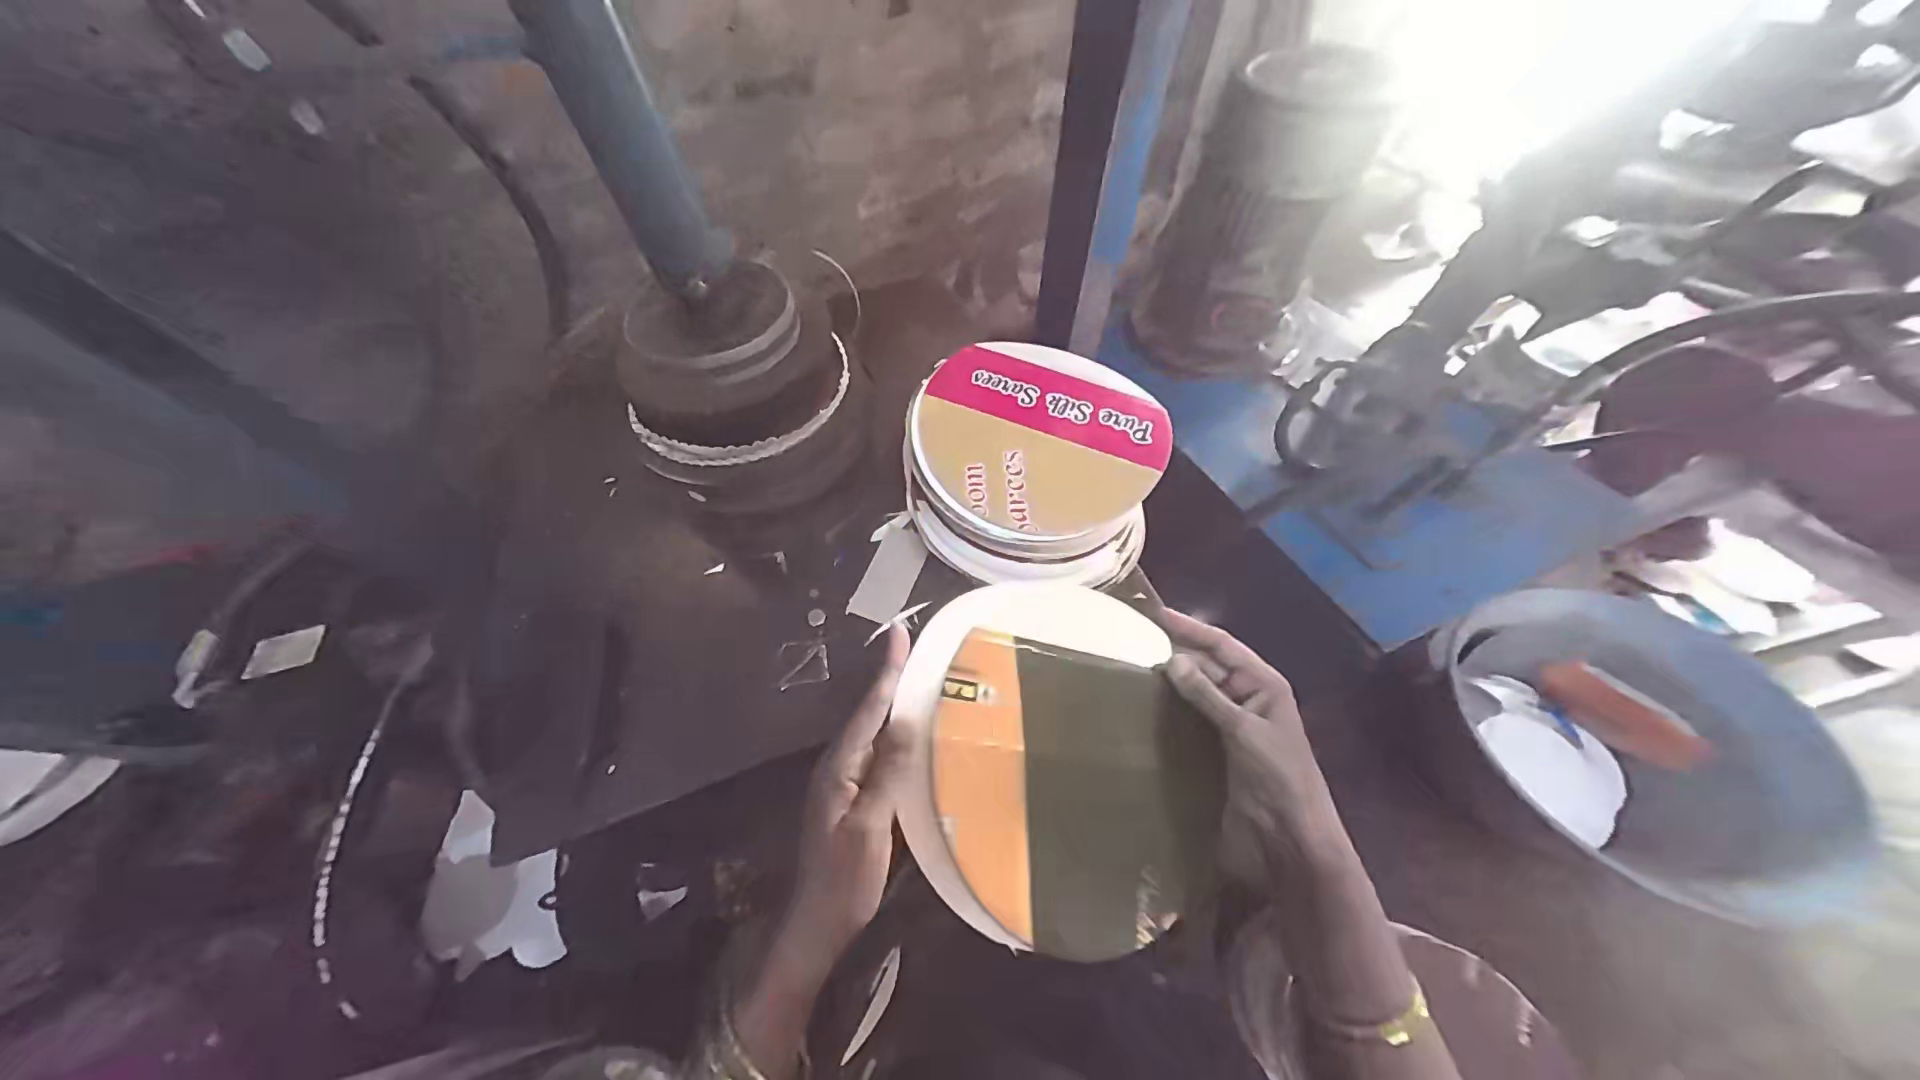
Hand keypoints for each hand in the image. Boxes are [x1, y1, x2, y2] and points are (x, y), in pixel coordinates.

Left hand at [779, 622, 911, 976]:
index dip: (887, 671)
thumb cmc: (844, 878)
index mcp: (840, 765)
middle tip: (916, 649)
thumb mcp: (870, 825)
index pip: (869, 708)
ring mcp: (845, 783)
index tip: (899, 633)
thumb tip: (905, 720)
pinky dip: (895, 736)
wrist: (817, 924)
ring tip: (919, 680)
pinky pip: (878, 755)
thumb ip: (887, 772)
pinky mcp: (854, 799)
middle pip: (870, 714)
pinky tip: (913, 736)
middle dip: (891, 679)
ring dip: (893, 705)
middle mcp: (839, 765)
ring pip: (874, 733)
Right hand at [1160, 609, 1342, 890]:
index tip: (1156, 614)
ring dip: (1170, 682)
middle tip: (1134, 643)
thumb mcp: (1244, 731)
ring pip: (1195, 692)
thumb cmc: (1278, 776)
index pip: (1222, 645)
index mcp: (1263, 684)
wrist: (1290, 838)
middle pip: (1206, 666)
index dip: (1191, 627)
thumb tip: (1172, 659)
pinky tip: (1144, 707)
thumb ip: (1208, 695)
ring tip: (1131, 669)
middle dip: (1175, 653)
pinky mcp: (1216, 748)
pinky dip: (1170, 710)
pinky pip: (1190, 719)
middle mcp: (1246, 697)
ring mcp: (1230, 724)